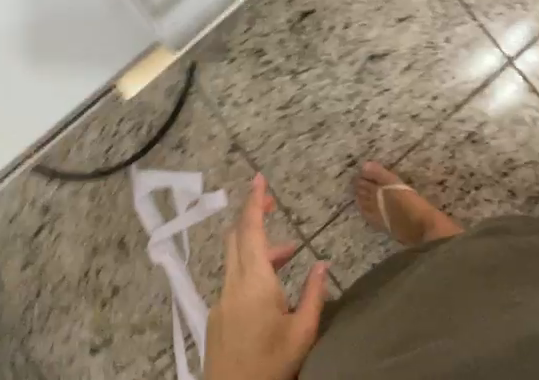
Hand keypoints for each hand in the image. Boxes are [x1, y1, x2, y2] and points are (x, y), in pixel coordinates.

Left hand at [204, 174, 330, 379]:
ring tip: (288, 255)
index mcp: (254, 282)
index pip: (251, 230)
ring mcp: (220, 302)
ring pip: (236, 261)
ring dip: (258, 249)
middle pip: (237, 238)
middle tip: (273, 203)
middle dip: (253, 216)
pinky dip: (250, 272)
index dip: (254, 201)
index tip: (258, 178)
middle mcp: (232, 285)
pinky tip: (270, 292)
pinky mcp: (216, 319)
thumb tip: (322, 263)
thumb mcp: (303, 333)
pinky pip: (233, 282)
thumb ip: (314, 294)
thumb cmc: (272, 366)